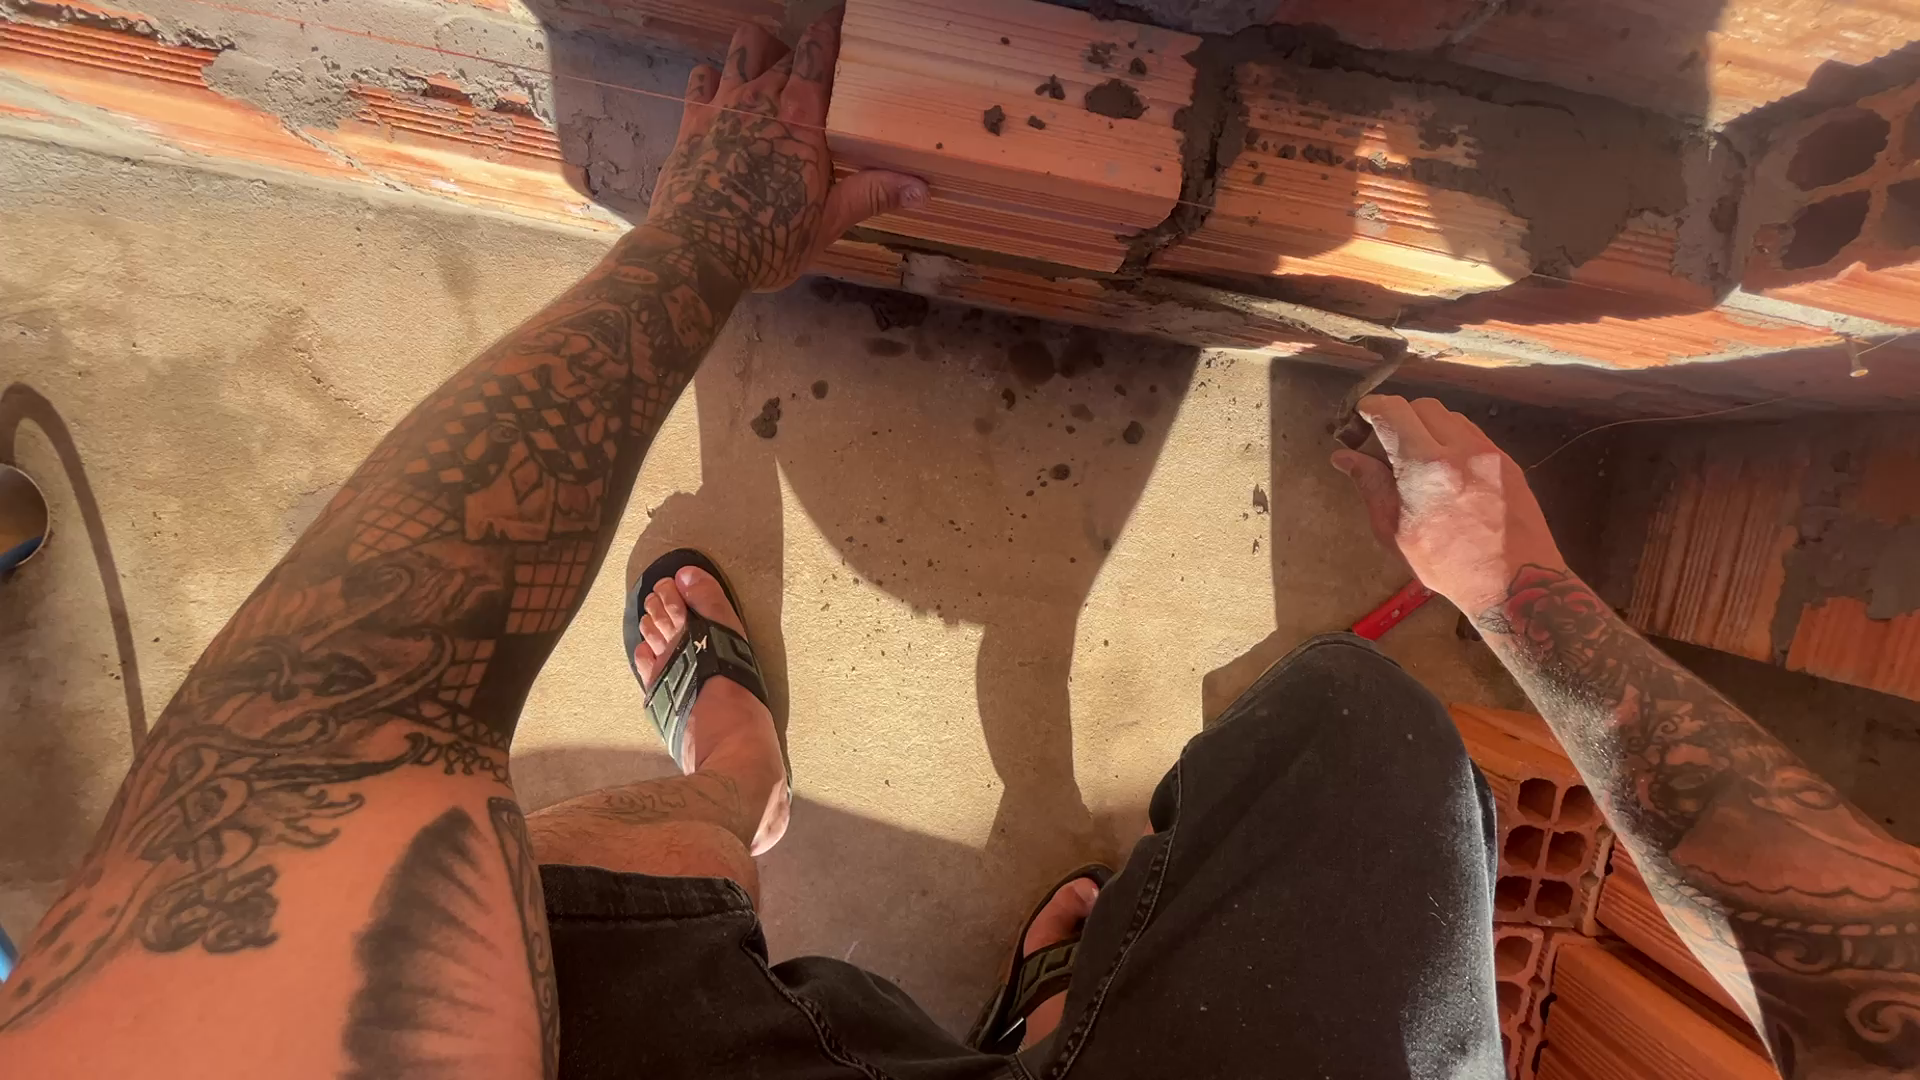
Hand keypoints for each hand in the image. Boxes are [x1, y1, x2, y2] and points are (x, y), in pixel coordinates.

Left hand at [647, 12, 926, 290]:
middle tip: (815, 72)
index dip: (830, 31)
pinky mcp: (691, 120)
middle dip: (800, 53)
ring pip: (741, 48)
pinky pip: (702, 76)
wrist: (699, 252)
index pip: (817, 53)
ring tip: (770, 72)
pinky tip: (724, 96)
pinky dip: (716, 77)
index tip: (840, 19)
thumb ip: (872, 195)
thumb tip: (923, 189)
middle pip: (783, 50)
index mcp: (802, 119)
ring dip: (759, 52)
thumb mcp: (829, 224)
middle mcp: (760, 99)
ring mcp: (721, 105)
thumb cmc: (771, 242)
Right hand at [1330, 395, 1567, 617]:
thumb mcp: (1391, 529)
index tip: (1357, 418)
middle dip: (1398, 415)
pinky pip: (1471, 434)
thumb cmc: (1443, 562)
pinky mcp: (1506, 461)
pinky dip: (1449, 439)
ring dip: (1425, 425)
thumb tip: (1343, 457)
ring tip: (1413, 456)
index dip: (1370, 408)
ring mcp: (1488, 452)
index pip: (1392, 412)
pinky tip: (1442, 468)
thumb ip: (1369, 485)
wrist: (1514, 579)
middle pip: (1422, 406)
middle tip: (1383, 441)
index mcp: (1424, 467)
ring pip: (1450, 416)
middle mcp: (1459, 449)